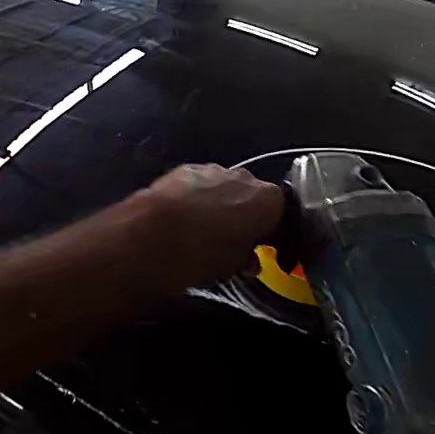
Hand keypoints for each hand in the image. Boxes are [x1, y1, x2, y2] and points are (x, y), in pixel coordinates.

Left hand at [119, 163, 283, 290]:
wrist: (156, 234)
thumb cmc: (205, 253)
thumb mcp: (235, 265)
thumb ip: (247, 257)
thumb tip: (247, 260)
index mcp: (268, 200)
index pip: (278, 215)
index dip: (269, 233)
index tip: (260, 248)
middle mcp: (244, 177)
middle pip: (249, 196)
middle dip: (242, 215)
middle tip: (230, 239)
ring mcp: (212, 169)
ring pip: (222, 187)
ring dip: (216, 203)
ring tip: (201, 227)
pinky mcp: (182, 169)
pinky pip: (196, 184)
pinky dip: (193, 196)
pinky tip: (181, 214)